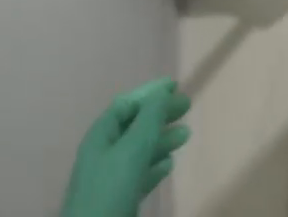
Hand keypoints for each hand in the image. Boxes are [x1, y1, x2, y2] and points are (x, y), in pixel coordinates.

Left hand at [60, 78, 191, 216]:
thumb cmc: (110, 190)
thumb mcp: (131, 151)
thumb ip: (149, 119)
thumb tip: (163, 90)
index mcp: (100, 136)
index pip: (126, 104)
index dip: (149, 93)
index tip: (175, 85)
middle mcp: (103, 153)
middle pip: (134, 125)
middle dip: (159, 114)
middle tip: (187, 107)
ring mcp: (109, 179)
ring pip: (139, 151)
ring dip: (161, 139)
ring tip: (186, 134)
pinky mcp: (118, 201)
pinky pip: (139, 175)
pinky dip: (155, 166)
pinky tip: (169, 165)